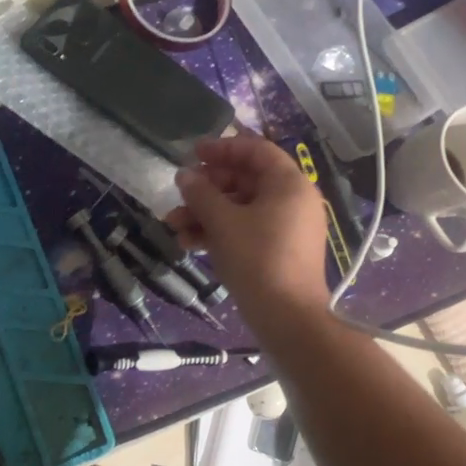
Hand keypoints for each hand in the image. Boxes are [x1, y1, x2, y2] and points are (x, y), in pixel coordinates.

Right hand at [166, 135, 331, 319]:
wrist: (287, 317)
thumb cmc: (257, 258)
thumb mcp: (223, 222)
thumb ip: (201, 194)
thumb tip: (184, 175)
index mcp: (289, 184)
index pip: (256, 150)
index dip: (223, 148)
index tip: (193, 153)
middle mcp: (292, 200)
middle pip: (244, 180)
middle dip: (206, 188)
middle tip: (179, 194)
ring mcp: (286, 227)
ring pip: (240, 208)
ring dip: (205, 213)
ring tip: (173, 225)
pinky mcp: (277, 251)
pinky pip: (245, 229)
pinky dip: (219, 232)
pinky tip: (188, 243)